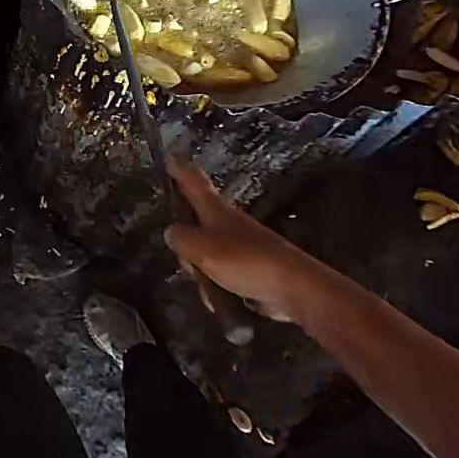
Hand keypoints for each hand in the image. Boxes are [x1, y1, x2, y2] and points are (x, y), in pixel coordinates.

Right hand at [165, 158, 322, 322]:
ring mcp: (238, 244)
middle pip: (195, 222)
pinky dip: (214, 285)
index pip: (194, 182)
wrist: (291, 286)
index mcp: (216, 210)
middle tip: (185, 262)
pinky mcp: (247, 266)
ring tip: (206, 288)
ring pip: (204, 251)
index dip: (179, 170)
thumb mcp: (203, 248)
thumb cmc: (245, 260)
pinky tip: (217, 299)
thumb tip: (170, 232)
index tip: (167, 158)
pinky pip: (218, 272)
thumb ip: (181, 239)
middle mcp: (227, 222)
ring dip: (200, 270)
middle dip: (185, 242)